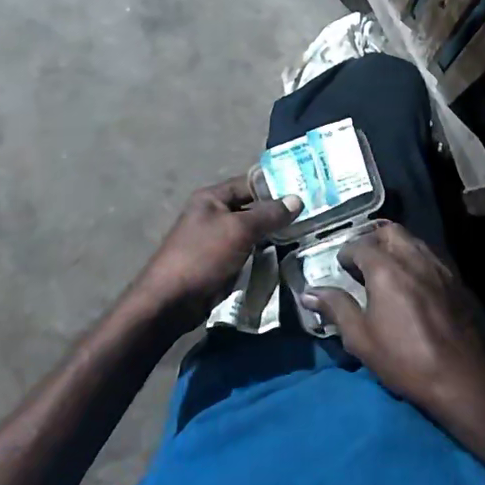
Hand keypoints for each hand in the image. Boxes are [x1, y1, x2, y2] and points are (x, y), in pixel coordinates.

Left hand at [130, 175, 301, 319]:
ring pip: (253, 232)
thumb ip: (269, 214)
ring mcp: (218, 240)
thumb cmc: (202, 256)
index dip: (276, 184)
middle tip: (313, 213)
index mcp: (212, 198)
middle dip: (279, 211)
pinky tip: (287, 254)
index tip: (306, 188)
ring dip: (275, 234)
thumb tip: (297, 200)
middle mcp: (214, 214)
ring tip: (307, 232)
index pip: (250, 182)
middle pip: (253, 207)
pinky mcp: (222, 263)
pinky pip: (249, 251)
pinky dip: (266, 252)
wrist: (171, 302)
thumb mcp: (239, 229)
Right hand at [301, 221, 484, 414]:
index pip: (361, 245)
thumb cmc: (404, 358)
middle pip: (391, 231)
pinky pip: (430, 256)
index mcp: (387, 268)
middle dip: (373, 239)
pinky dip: (415, 259)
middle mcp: (414, 258)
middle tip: (363, 262)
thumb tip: (308, 292)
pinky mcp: (455, 279)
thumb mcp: (361, 337)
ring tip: (385, 270)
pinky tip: (411, 282)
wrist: (460, 375)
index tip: (340, 266)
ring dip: (396, 247)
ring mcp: (439, 266)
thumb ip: (336, 308)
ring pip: (414, 240)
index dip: (347, 253)